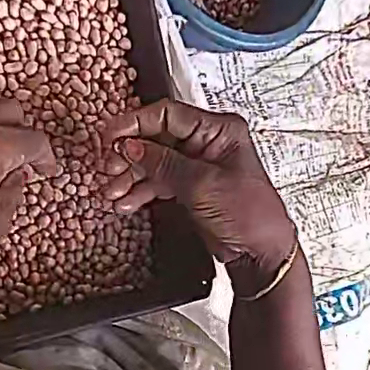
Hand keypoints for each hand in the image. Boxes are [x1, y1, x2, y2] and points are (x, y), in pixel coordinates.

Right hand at [99, 100, 297, 292]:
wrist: (260, 254)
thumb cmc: (248, 215)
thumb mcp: (202, 185)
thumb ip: (164, 163)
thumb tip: (131, 146)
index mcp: (218, 131)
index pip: (168, 115)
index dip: (135, 123)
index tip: (109, 136)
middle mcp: (207, 144)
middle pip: (157, 139)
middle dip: (129, 154)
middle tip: (109, 168)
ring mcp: (198, 167)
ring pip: (154, 163)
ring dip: (131, 176)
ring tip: (112, 191)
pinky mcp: (192, 189)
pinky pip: (160, 183)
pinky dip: (142, 192)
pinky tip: (126, 202)